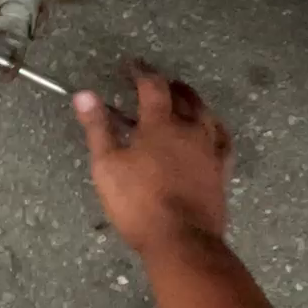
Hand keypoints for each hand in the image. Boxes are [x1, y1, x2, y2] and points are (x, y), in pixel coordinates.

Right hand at [76, 61, 231, 259]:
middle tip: (154, 81)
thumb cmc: (139, 203)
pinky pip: (223, 139)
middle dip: (167, 84)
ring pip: (205, 114)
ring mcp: (210, 150)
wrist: (182, 242)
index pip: (152, 86)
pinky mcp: (221, 171)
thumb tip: (84, 93)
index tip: (131, 65)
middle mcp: (190, 130)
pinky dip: (214, 128)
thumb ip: (98, 127)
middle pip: (183, 96)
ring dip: (192, 101)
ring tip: (182, 99)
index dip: (141, 71)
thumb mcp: (107, 165)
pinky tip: (210, 130)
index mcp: (160, 124)